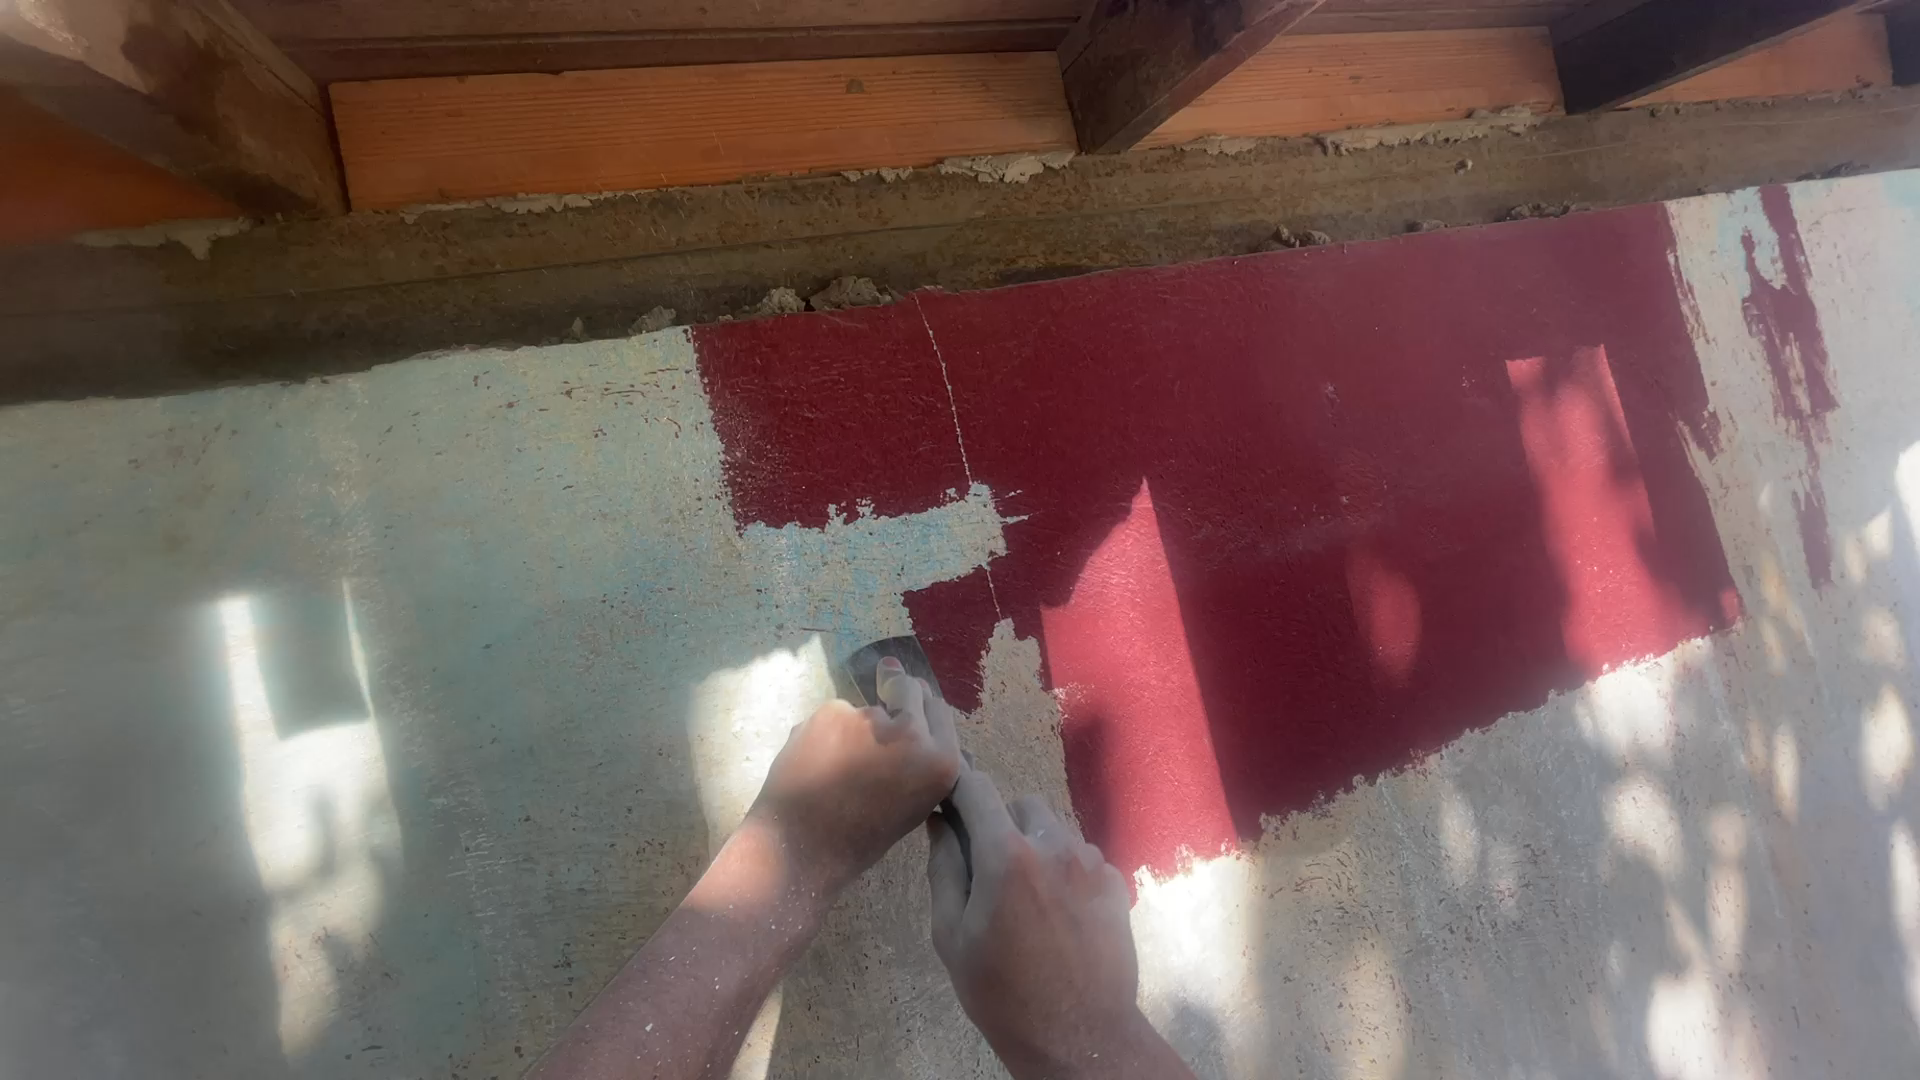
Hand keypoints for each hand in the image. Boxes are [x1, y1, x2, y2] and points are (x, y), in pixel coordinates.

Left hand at [747, 658, 961, 893]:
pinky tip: (816, 758)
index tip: (910, 708)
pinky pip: (836, 714)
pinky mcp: (834, 711)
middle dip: (898, 692)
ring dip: (857, 726)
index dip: (922, 707)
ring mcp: (871, 718)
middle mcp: (912, 732)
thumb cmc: (860, 837)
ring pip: (866, 708)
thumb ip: (922, 762)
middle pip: (910, 689)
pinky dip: (827, 731)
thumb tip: (918, 723)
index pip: (939, 710)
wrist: (802, 846)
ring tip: (836, 763)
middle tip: (877, 711)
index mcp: (941, 762)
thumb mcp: (913, 804)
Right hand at [927, 770, 1191, 1079]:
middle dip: (1003, 822)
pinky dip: (1067, 867)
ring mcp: (1090, 860)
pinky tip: (1063, 910)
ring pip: (1055, 826)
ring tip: (1032, 893)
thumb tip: (940, 822)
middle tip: (994, 868)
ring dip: (1038, 843)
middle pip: (1021, 803)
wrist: (1081, 1039)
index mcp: (1007, 854)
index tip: (951, 799)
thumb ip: (944, 868)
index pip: (978, 788)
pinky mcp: (1115, 880)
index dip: (960, 787)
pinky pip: (1082, 854)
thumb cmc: (1003, 993)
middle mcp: (1053, 843)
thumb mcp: (952, 937)